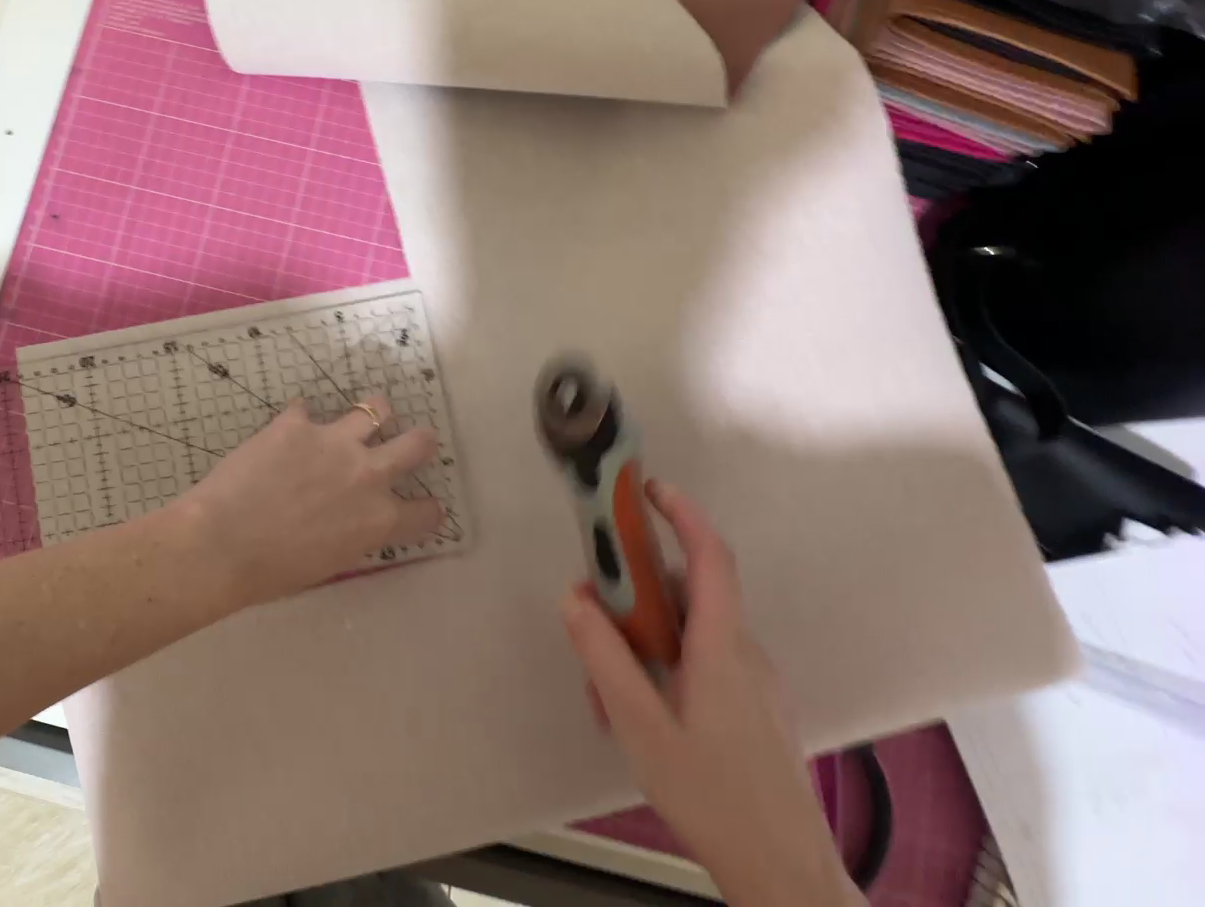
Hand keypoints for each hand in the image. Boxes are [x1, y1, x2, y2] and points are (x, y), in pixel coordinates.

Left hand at [169, 395, 443, 606]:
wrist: (223, 542)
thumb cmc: (272, 572)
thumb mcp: (330, 562)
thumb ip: (353, 534)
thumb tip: (351, 521)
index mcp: (379, 521)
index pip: (428, 513)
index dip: (426, 511)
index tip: (420, 509)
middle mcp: (368, 475)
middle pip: (419, 443)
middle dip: (419, 443)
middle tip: (408, 445)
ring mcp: (335, 443)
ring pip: (376, 408)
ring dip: (371, 415)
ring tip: (357, 422)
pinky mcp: (296, 424)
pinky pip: (305, 408)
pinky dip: (299, 418)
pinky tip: (287, 429)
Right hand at [560, 481, 861, 906]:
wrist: (783, 870)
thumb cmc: (709, 792)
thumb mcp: (638, 723)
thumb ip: (604, 656)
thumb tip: (574, 597)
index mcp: (723, 647)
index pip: (710, 558)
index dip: (682, 514)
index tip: (648, 488)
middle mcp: (745, 653)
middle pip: (688, 595)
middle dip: (635, 594)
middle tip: (590, 619)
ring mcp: (754, 682)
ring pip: (689, 635)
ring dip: (641, 642)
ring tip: (604, 696)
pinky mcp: (752, 707)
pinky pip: (701, 664)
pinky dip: (661, 667)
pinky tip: (636, 716)